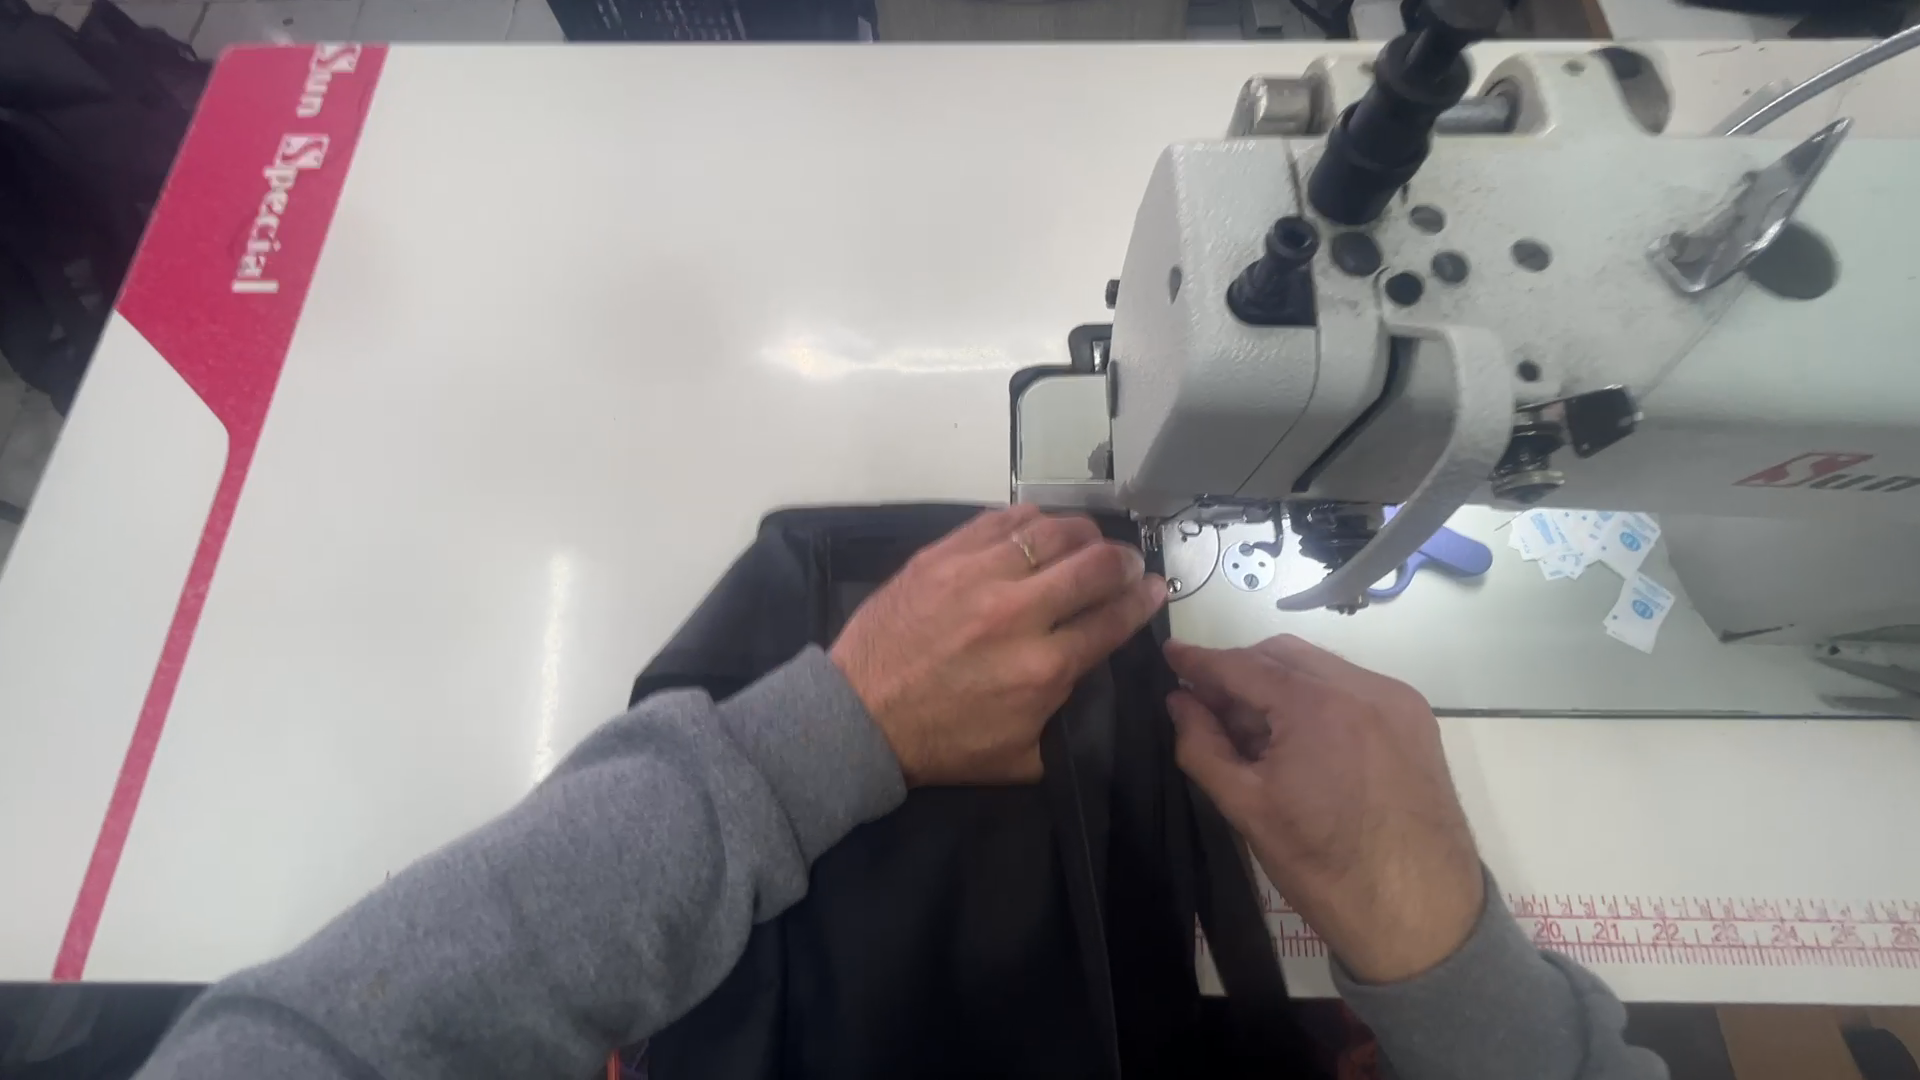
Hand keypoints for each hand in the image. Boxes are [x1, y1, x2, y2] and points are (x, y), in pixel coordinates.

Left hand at [832, 504, 1166, 786]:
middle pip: (1093, 565)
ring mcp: (977, 576)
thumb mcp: (1021, 756)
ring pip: (1051, 531)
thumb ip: (1065, 714)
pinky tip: (1039, 527)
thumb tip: (1087, 669)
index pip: (1112, 619)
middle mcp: (1018, 613)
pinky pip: (1001, 520)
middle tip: (1125, 562)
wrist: (860, 715)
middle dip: (1122, 560)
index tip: (1154, 586)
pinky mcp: (943, 555)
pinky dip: (1031, 519)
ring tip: (1087, 540)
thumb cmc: (940, 743)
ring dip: (1082, 533)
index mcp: (1043, 668)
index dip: (1143, 599)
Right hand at [1164, 635, 1482, 983]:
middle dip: (1238, 670)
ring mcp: (1396, 701)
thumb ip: (1201, 743)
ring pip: (1317, 666)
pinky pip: (1349, 686)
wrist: (1422, 920)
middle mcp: (1363, 688)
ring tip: (1251, 729)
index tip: (1169, 654)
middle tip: (1205, 704)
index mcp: (1319, 706)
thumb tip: (1178, 701)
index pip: (1244, 665)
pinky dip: (1313, 696)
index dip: (1200, 660)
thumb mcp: (1245, 805)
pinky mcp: (1416, 720)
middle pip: (1281, 654)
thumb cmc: (1322, 865)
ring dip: (1275, 682)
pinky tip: (1296, 737)